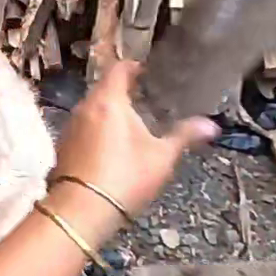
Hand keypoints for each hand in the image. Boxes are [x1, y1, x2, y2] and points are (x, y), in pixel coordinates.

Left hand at [50, 61, 215, 226]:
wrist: (82, 208)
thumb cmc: (126, 176)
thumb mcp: (161, 157)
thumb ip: (184, 136)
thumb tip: (211, 125)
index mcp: (109, 100)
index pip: (118, 69)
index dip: (133, 67)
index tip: (147, 71)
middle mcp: (86, 106)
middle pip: (104, 87)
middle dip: (122, 90)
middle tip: (144, 97)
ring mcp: (71, 124)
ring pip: (92, 107)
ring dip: (109, 109)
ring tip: (131, 120)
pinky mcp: (64, 143)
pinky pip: (83, 125)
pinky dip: (97, 125)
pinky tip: (110, 142)